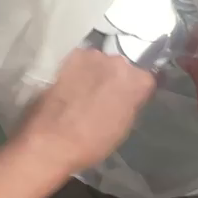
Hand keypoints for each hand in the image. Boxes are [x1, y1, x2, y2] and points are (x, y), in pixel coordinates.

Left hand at [10, 48, 156, 172]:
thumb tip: (129, 95)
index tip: (127, 101)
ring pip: (101, 62)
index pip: (145, 79)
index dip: (135, 91)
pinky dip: (79, 71)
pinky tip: (71, 86)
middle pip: (122, 67)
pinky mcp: (69, 57)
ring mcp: (93, 56)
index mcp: (138, 81)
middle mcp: (118, 61)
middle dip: (116, 79)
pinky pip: (81, 62)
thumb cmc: (92, 142)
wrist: (52, 140)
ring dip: (97, 73)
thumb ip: (131, 103)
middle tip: (105, 97)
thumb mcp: (124, 126)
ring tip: (85, 93)